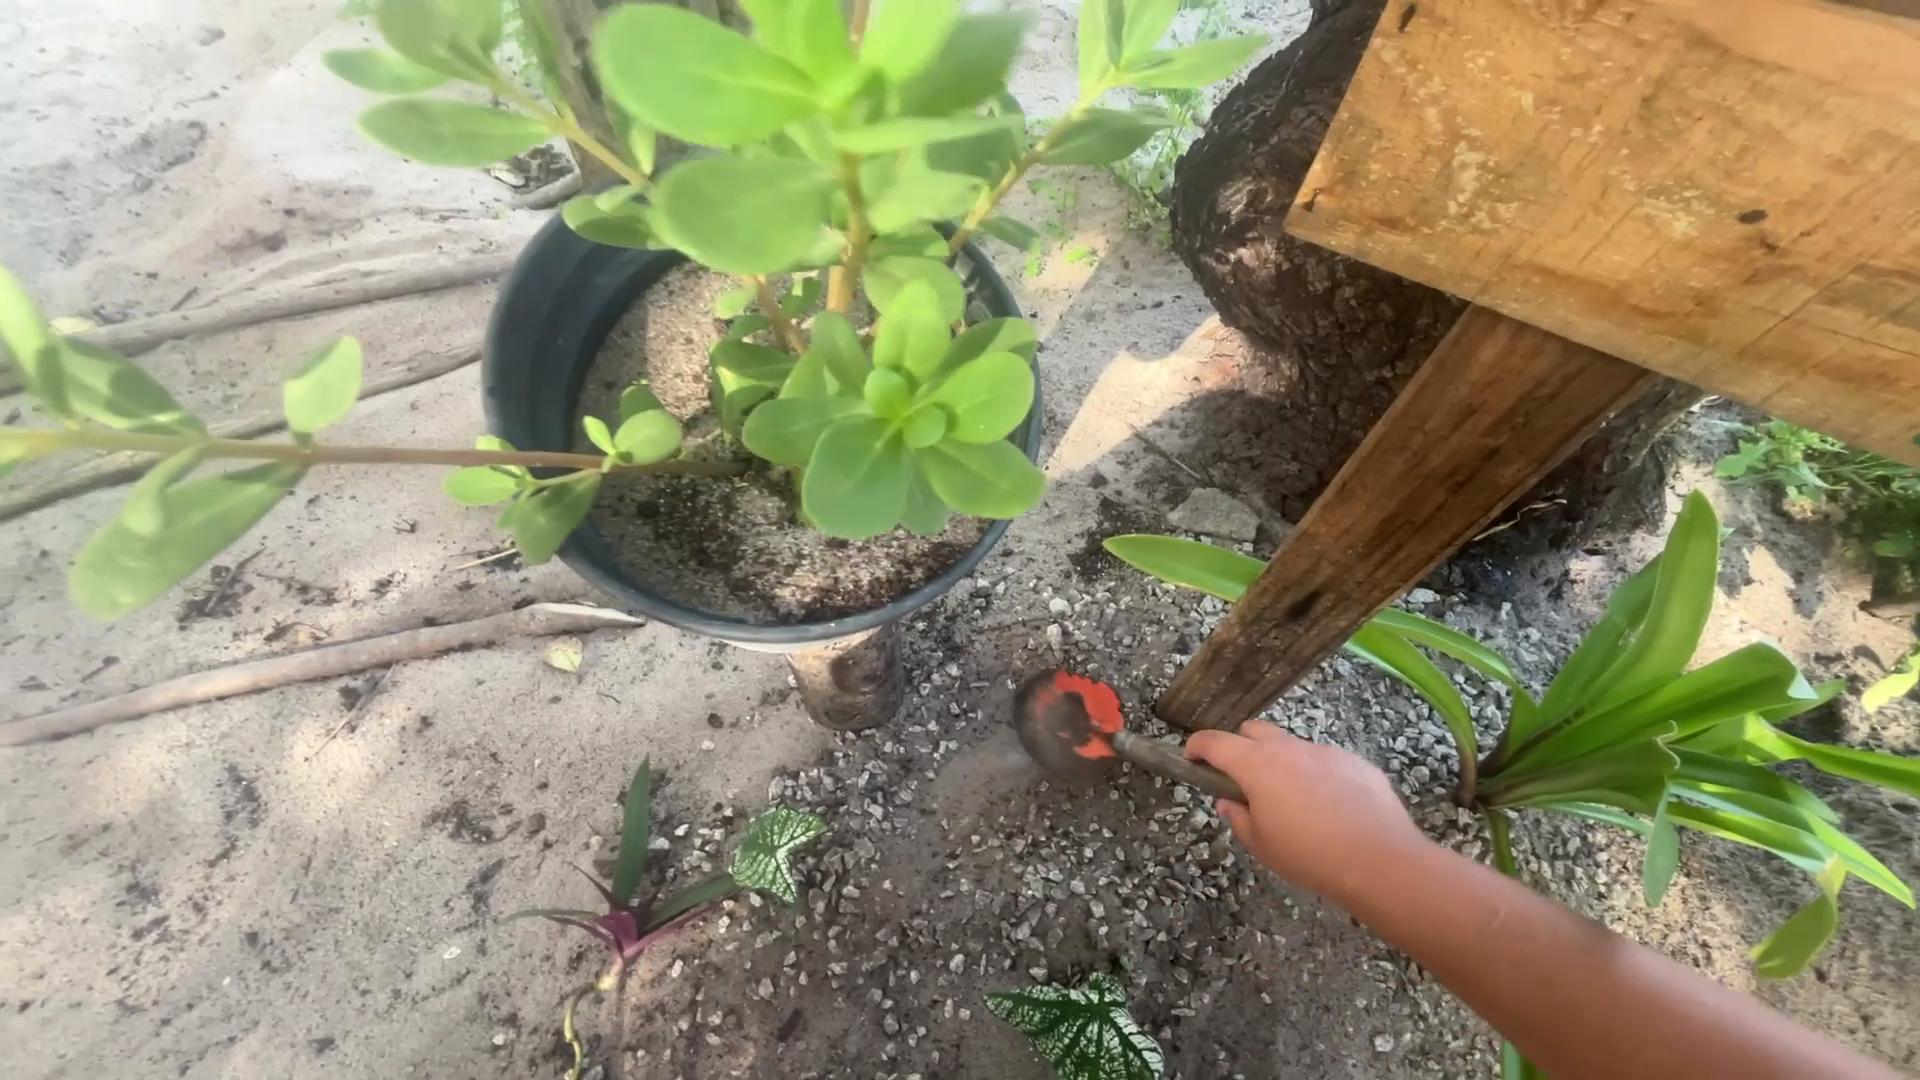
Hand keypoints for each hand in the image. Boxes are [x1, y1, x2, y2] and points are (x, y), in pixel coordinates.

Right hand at [1186, 720, 1430, 903]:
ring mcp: (1325, 752)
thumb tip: (1229, 802)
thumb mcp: (1262, 845)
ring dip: (1285, 764)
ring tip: (1297, 801)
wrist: (1381, 862)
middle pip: (1254, 730)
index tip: (1191, 756)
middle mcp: (1288, 748)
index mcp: (1257, 765)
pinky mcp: (1356, 763)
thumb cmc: (1310, 855)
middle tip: (1245, 778)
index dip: (1197, 746)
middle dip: (1242, 746)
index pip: (1214, 742)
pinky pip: (1328, 762)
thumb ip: (1238, 818)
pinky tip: (1335, 809)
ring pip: (1294, 747)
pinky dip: (1321, 776)